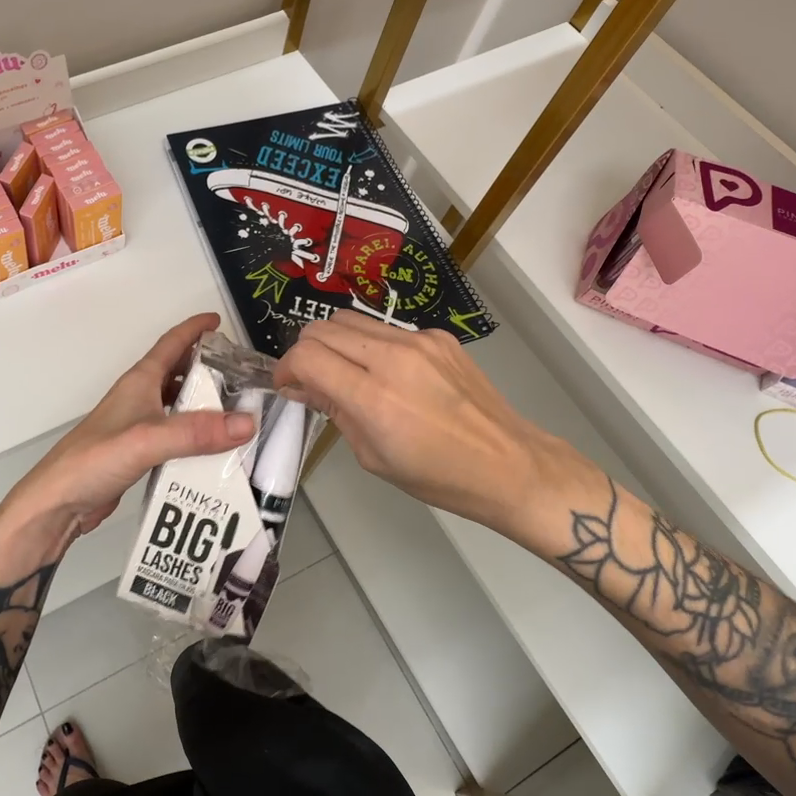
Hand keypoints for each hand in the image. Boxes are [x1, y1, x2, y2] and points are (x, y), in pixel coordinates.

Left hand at [0, 313, 256, 553]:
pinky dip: (194, 435)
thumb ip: (196, 432)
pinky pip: (173, 434)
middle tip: (240, 373)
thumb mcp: (148, 440)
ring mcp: (136, 425)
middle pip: (176, 371)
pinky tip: (213, 449)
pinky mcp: (137, 452)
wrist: (58, 502)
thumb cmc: (95, 459)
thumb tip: (248, 422)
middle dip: (206, 367)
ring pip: (176, 404)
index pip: (171, 343)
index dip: (194, 329)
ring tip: (236, 410)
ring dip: (202, 403)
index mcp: (139, 382)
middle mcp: (139, 397)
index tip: (217, 320)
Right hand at [273, 311, 595, 542]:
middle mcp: (392, 358)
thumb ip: (334, 411)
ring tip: (342, 371)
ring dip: (334, 342)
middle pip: (322, 329)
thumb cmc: (438, 476)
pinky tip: (386, 374)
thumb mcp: (373, 456)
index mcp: (373, 397)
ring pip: (350, 319)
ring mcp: (418, 341)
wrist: (509, 464)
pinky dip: (370, 345)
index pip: (307, 356)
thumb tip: (302, 388)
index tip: (287, 386)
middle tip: (309, 378)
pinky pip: (386, 329)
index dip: (285, 368)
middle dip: (305, 351)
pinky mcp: (438, 336)